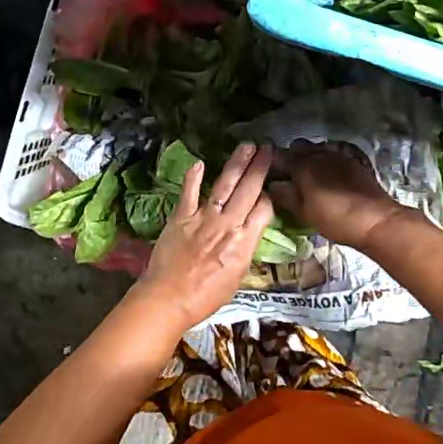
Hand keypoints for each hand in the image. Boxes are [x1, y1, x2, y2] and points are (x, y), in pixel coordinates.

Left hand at [129, 143, 274, 333]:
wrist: (169, 297)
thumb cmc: (205, 296)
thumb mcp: (237, 277)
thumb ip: (243, 250)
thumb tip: (247, 233)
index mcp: (243, 243)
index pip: (263, 211)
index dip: (269, 196)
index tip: (273, 183)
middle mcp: (226, 225)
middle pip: (248, 190)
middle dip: (260, 168)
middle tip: (268, 149)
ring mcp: (202, 218)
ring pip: (224, 185)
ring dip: (236, 164)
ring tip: (247, 146)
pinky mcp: (180, 216)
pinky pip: (189, 192)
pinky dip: (193, 177)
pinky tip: (199, 162)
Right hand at [270, 141, 410, 250]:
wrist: (377, 221)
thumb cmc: (334, 218)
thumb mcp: (303, 212)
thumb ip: (284, 195)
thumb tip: (272, 185)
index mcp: (301, 164)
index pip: (277, 156)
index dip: (269, 163)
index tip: (265, 173)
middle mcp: (318, 154)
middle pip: (297, 146)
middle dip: (290, 156)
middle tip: (287, 174)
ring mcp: (338, 155)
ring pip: (316, 148)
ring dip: (309, 156)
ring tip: (308, 174)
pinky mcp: (354, 162)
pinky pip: (333, 153)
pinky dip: (325, 160)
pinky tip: (327, 174)